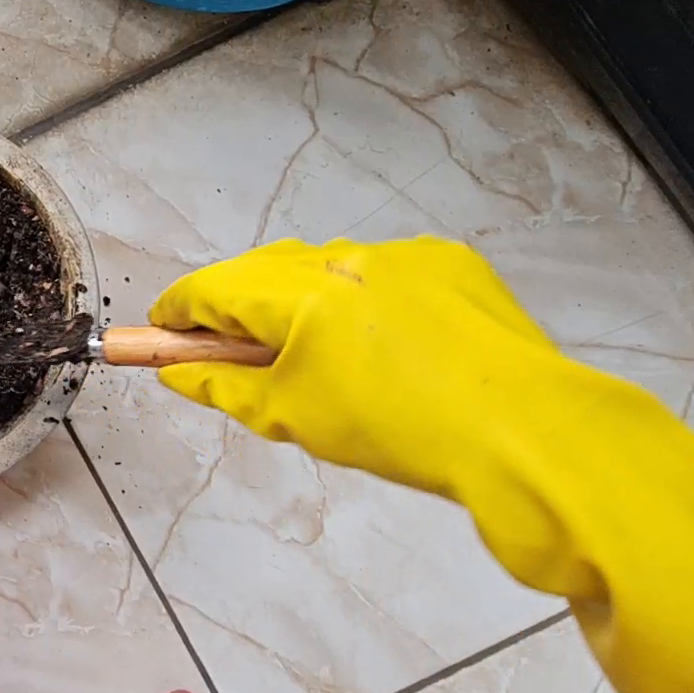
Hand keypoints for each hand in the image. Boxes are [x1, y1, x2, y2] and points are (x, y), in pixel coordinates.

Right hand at [148, 236, 563, 495]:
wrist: (531, 438)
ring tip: (309, 345)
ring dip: (294, 294)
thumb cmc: (393, 429)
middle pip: (256, 270)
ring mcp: (398, 254)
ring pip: (316, 264)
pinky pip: (377, 267)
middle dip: (232, 303)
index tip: (163, 330)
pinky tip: (376, 334)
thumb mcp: (286, 415)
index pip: (207, 289)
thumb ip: (217, 385)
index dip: (176, 309)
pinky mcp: (447, 261)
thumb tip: (173, 370)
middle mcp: (341, 258)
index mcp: (295, 293)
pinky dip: (356, 292)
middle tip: (232, 347)